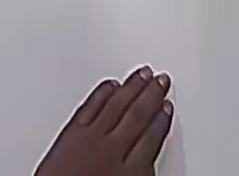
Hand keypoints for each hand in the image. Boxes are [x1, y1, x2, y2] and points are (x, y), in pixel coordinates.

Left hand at [34, 68, 173, 175]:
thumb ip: (140, 175)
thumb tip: (150, 163)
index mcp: (130, 174)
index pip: (152, 139)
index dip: (161, 121)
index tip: (167, 106)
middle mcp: (113, 151)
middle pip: (138, 115)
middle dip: (152, 95)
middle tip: (162, 79)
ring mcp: (91, 138)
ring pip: (117, 104)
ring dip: (132, 85)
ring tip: (144, 72)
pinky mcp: (71, 131)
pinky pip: (91, 105)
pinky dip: (103, 91)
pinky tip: (111, 83)